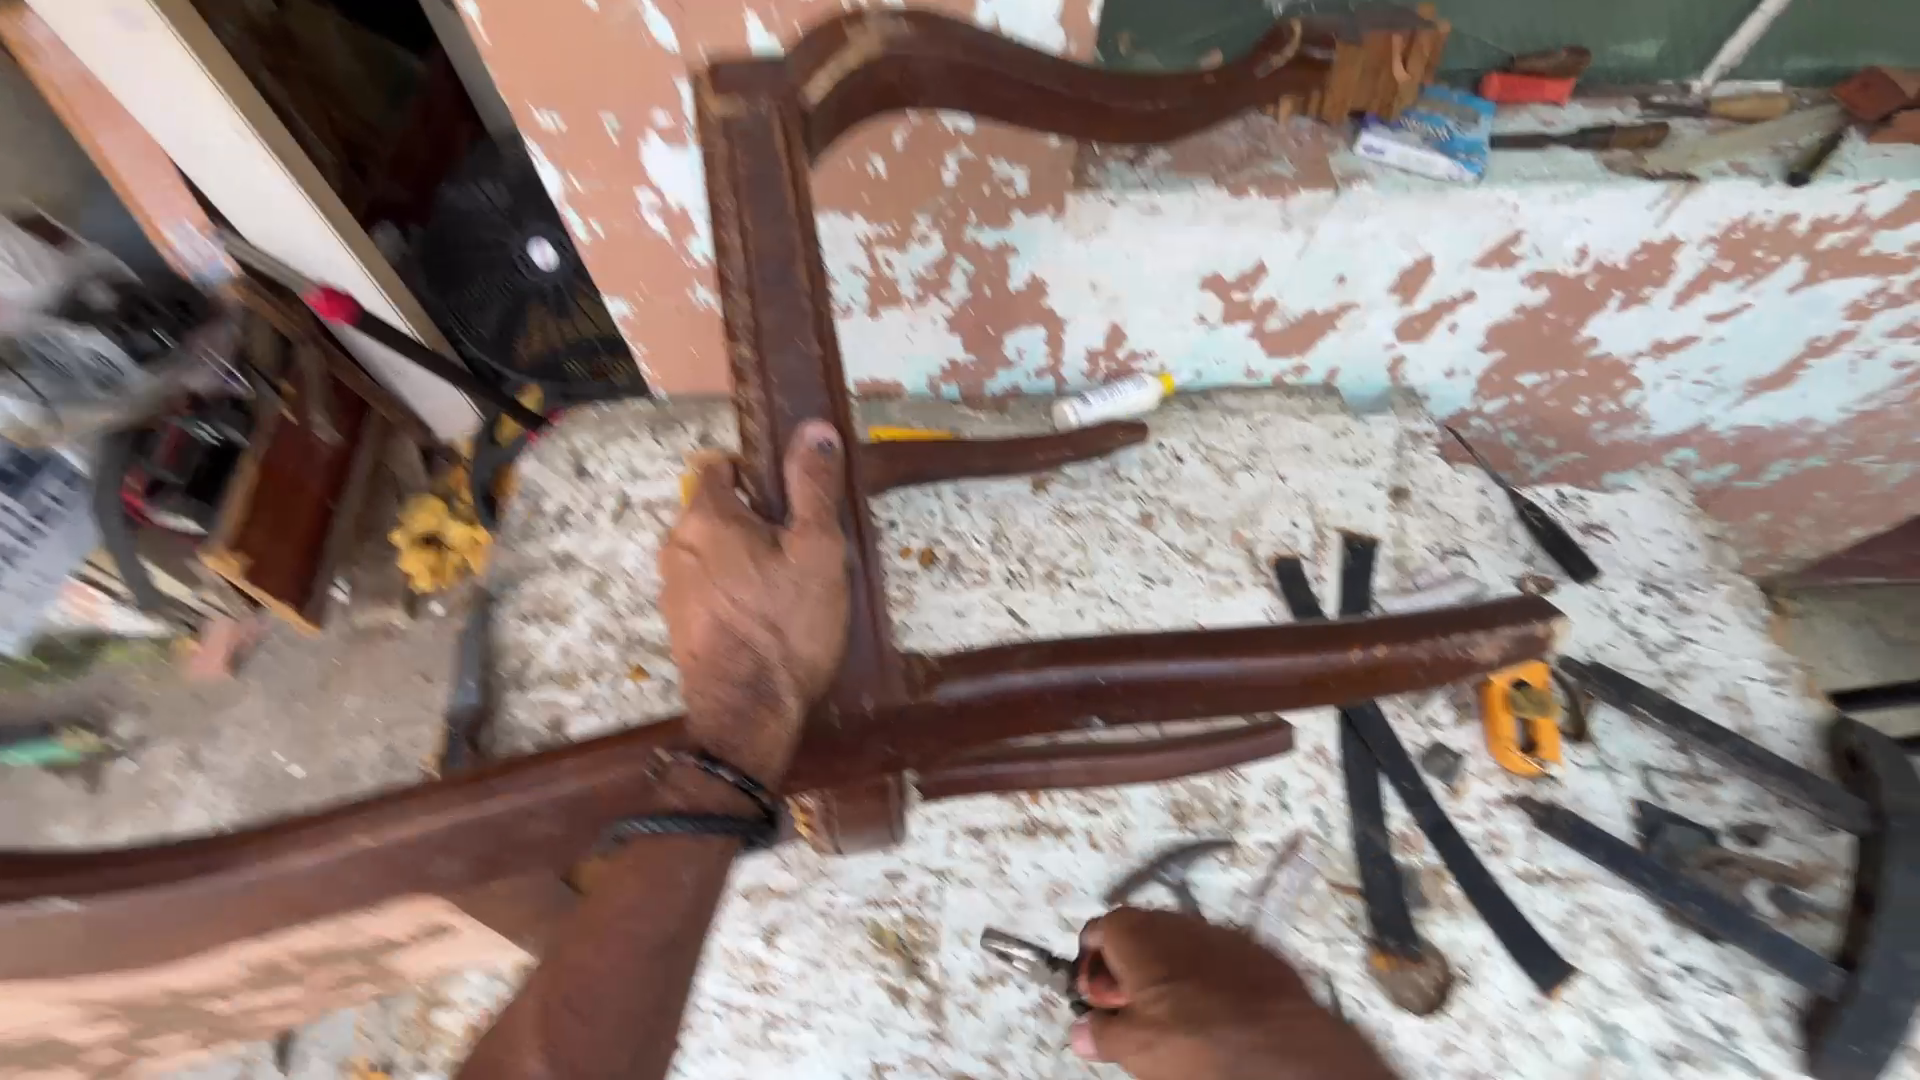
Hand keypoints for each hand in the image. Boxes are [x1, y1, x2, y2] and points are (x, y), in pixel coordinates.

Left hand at [659, 420, 849, 780]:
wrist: (748, 714)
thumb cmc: (787, 624)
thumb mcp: (817, 550)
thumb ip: (813, 486)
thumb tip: (815, 427)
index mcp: (706, 517)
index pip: (716, 464)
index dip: (753, 471)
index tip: (788, 498)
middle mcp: (676, 546)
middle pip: (717, 510)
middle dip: (755, 519)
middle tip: (802, 551)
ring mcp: (672, 589)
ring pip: (713, 551)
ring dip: (745, 557)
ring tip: (789, 590)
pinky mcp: (679, 624)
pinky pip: (708, 586)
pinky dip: (733, 589)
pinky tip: (766, 619)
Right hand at [1071, 907, 1396, 1079]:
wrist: (1283, 1047)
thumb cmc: (1195, 1039)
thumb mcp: (1135, 1047)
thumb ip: (1101, 1034)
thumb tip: (1081, 1031)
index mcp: (1133, 931)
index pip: (1095, 933)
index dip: (1090, 968)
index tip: (1098, 1003)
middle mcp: (1170, 919)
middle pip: (1135, 936)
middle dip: (1128, 972)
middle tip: (1132, 1013)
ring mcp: (1214, 930)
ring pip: (1175, 946)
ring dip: (1165, 974)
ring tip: (1173, 1018)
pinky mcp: (1252, 949)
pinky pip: (1214, 958)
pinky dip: (1204, 978)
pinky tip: (1214, 1014)